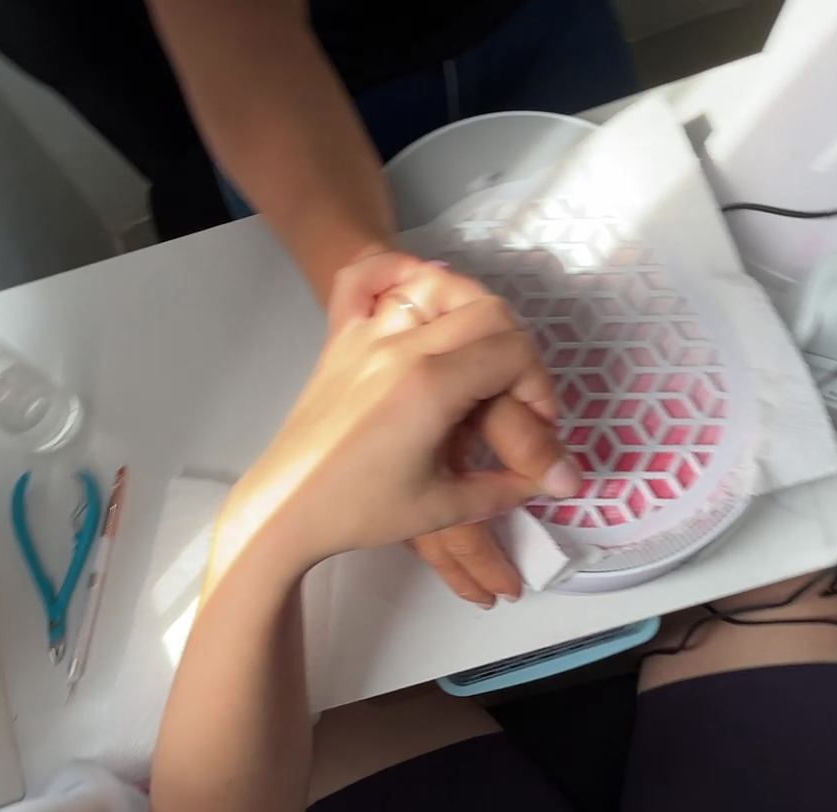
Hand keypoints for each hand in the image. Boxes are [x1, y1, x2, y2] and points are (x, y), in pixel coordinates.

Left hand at [214, 263, 579, 581]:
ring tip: (475, 355)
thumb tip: (550, 481)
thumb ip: (504, 489)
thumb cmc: (360, 512)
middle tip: (513, 397)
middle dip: (517, 351)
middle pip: (487, 311)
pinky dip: (398, 274)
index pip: (513, 351)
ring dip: (472, 311)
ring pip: (439, 284)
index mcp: (430, 385)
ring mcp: (366, 334)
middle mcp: (401, 345)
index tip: (537, 422)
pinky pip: (366, 279)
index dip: (538, 385)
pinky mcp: (340, 337)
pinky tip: (415, 301)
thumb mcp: (440, 508)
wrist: (286, 509)